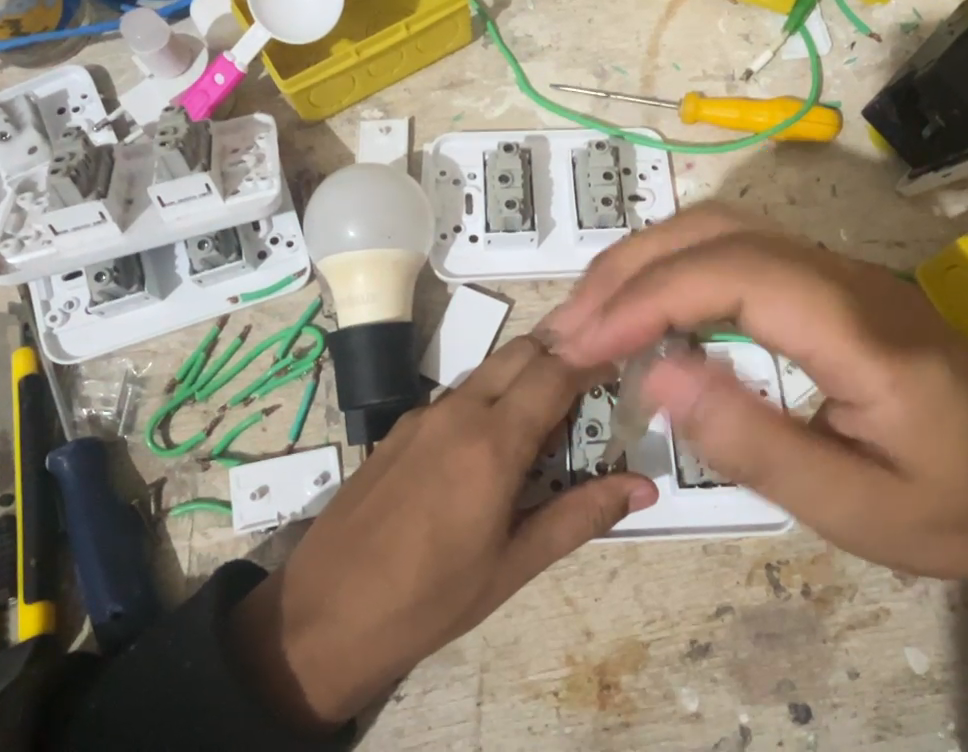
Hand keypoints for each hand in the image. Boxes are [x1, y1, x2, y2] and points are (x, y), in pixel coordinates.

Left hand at [228, 336, 656, 731]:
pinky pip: (457, 396)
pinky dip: (489, 400)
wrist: (323, 615)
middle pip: (521, 353)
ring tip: (552, 424)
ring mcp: (422, 417)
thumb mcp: (514, 565)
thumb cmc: (430, 599)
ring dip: (525, 378)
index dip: (594, 360)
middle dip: (562, 357)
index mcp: (492, 442)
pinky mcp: (398, 431)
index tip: (623, 366)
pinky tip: (494, 448)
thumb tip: (643, 485)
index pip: (556, 372)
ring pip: (487, 372)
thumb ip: (580, 516)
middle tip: (594, 391)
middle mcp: (457, 412)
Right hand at [545, 204, 967, 649]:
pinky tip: (654, 310)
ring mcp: (846, 274)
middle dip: (631, 267)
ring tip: (595, 313)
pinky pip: (744, 253)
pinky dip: (680, 269)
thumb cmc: (963, 510)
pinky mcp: (838, 287)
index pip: (732, 275)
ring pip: (728, 230)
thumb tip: (658, 374)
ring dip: (650, 260)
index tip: (581, 344)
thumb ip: (753, 440)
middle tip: (569, 325)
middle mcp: (848, 278)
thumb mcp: (856, 506)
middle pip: (721, 230)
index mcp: (860, 330)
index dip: (645, 297)